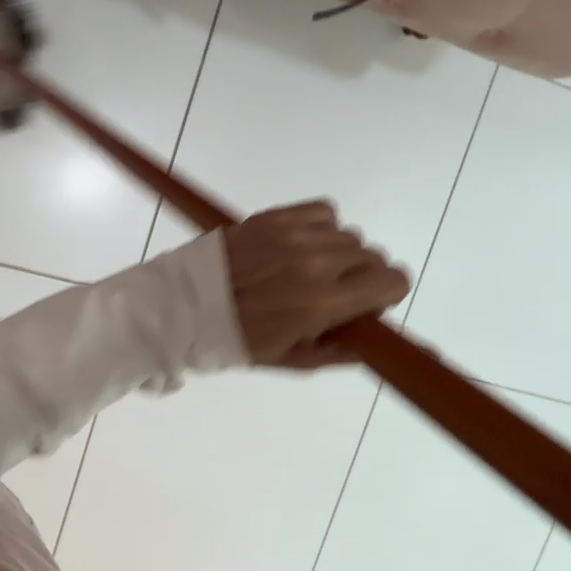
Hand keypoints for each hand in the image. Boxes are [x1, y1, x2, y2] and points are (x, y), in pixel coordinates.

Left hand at [224, 200, 410, 368]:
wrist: (177, 308)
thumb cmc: (231, 339)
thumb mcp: (287, 359)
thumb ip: (336, 352)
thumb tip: (371, 345)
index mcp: (322, 302)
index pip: (393, 282)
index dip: (385, 295)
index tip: (363, 305)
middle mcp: (315, 263)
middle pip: (372, 257)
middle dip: (359, 277)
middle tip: (328, 292)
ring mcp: (292, 236)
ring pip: (347, 235)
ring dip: (337, 252)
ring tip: (305, 270)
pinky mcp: (272, 218)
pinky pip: (323, 211)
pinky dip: (321, 226)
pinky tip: (301, 245)